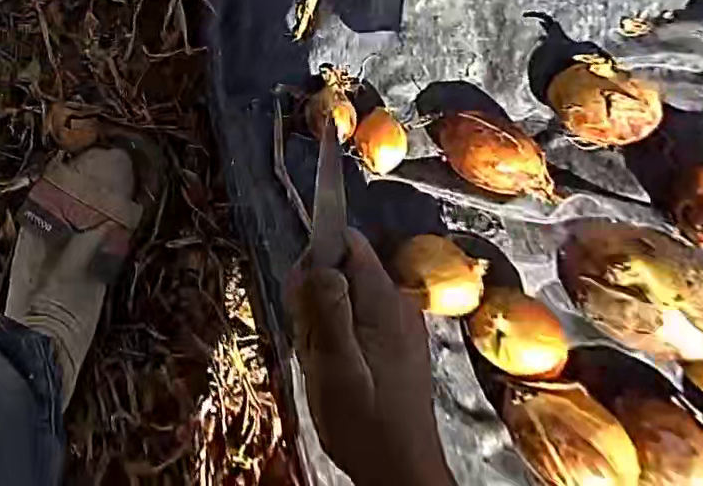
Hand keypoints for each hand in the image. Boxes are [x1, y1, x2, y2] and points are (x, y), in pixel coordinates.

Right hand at [286, 228, 451, 485]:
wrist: (401, 476)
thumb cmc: (366, 426)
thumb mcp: (338, 367)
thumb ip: (329, 311)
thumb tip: (320, 263)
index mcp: (383, 301)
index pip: (348, 240)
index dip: (317, 253)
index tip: (302, 292)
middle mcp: (394, 302)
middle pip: (340, 265)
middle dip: (314, 292)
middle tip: (310, 336)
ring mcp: (395, 321)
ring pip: (341, 290)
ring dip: (321, 316)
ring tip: (320, 357)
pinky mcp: (392, 339)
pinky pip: (352, 314)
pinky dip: (334, 331)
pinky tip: (332, 364)